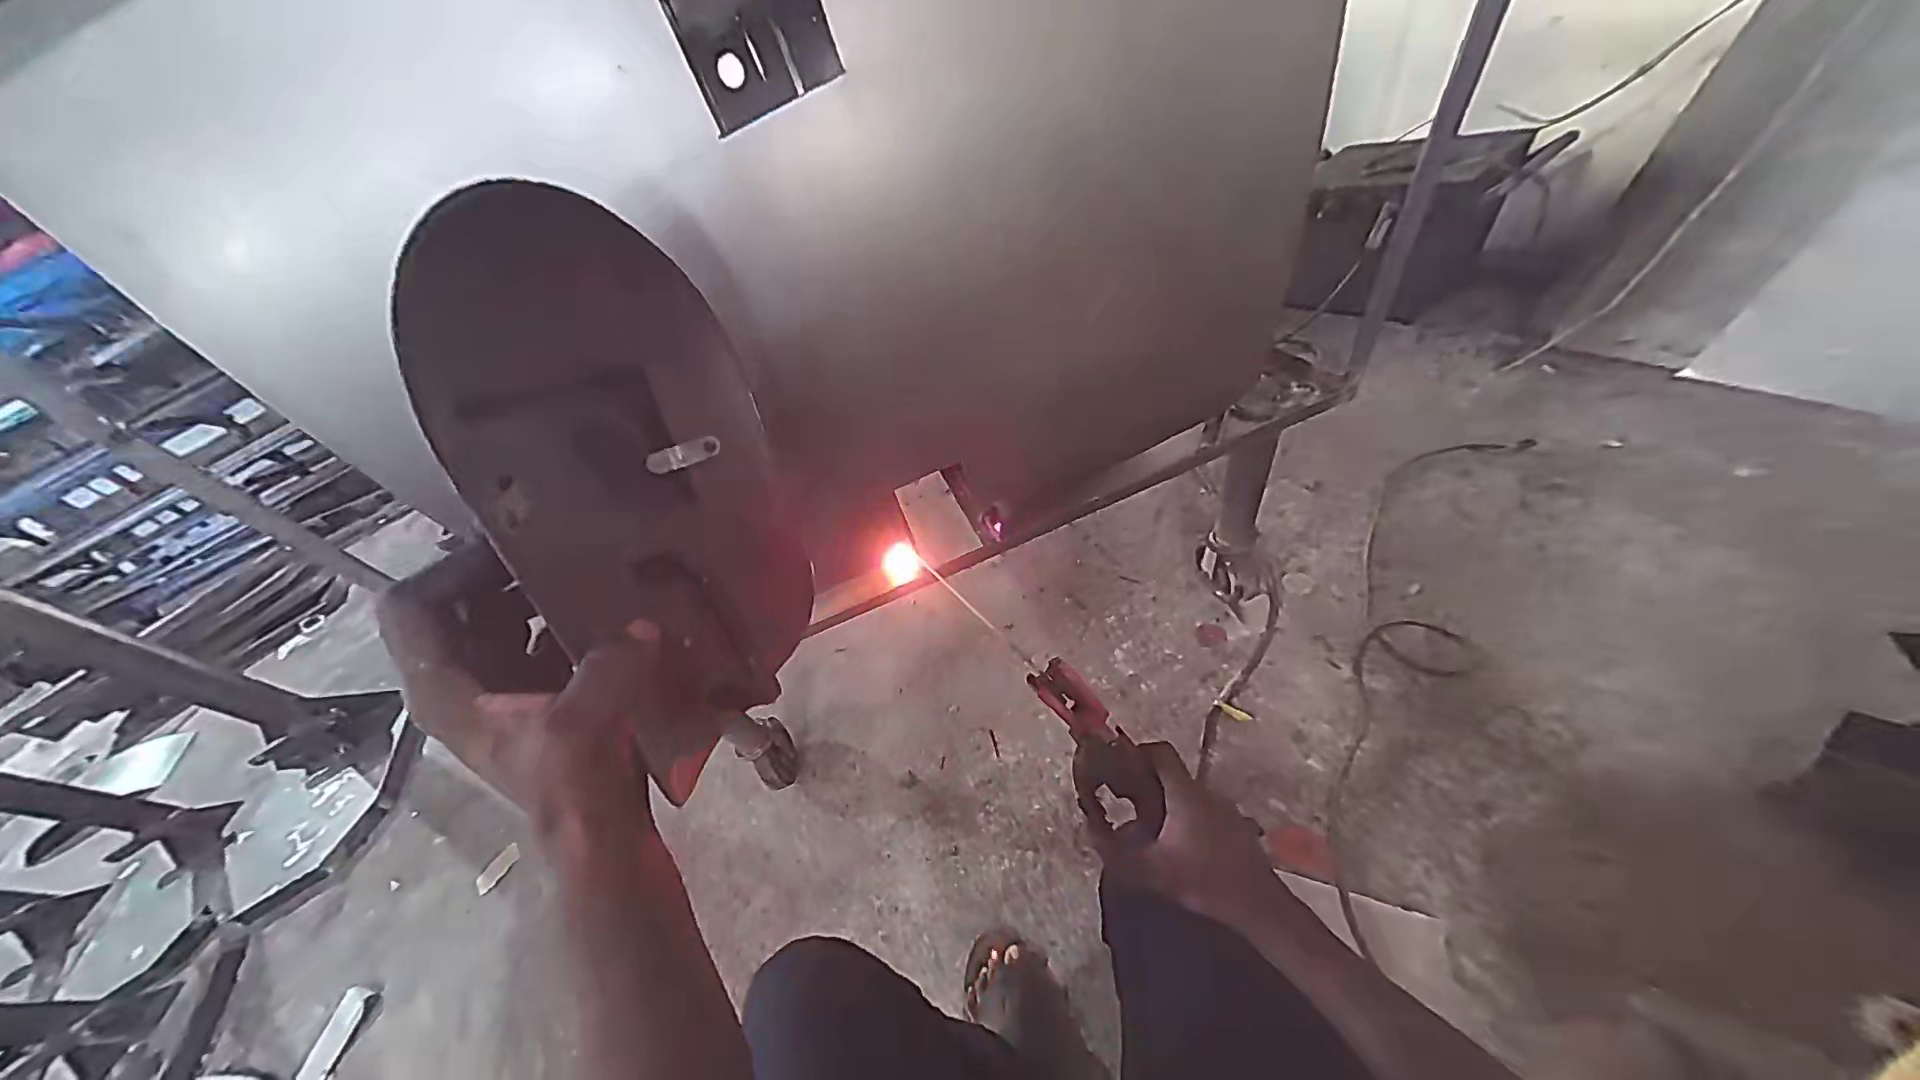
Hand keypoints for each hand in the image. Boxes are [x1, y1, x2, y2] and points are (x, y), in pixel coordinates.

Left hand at [376, 545, 663, 831]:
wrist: (597, 835)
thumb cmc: (572, 787)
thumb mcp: (583, 724)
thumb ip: (608, 667)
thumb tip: (643, 625)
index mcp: (447, 689)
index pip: (414, 607)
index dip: (451, 568)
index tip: (514, 544)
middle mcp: (466, 682)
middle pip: (463, 606)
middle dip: (505, 570)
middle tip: (561, 539)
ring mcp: (507, 688)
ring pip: (507, 619)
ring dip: (542, 591)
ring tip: (589, 562)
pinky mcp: (547, 693)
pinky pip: (547, 638)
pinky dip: (572, 617)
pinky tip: (613, 604)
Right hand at [1088, 742, 1288, 925]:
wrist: (1261, 907)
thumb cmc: (1206, 882)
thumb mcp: (1153, 870)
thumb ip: (1116, 851)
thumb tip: (1090, 830)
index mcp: (1184, 793)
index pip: (1160, 752)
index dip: (1137, 752)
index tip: (1118, 766)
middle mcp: (1204, 792)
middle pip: (1171, 772)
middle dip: (1146, 780)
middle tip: (1125, 799)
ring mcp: (1223, 808)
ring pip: (1186, 792)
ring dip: (1165, 800)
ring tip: (1147, 825)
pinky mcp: (1234, 826)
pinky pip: (1201, 809)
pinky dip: (1184, 816)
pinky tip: (1177, 844)